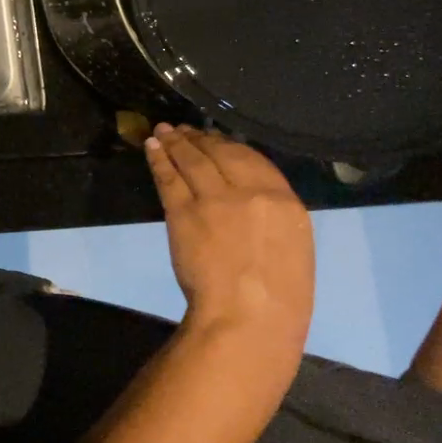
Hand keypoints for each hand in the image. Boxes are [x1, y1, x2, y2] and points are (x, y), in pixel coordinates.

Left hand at [145, 125, 313, 348]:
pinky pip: (167, 176)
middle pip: (218, 153)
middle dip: (198, 139)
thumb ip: (269, 211)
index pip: (252, 159)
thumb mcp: (290, 242)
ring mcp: (212, 199)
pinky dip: (157, 159)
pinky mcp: (181, 210)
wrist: (249, 313)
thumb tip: (245, 191)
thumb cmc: (278, 290)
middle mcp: (249, 193)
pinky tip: (151, 148)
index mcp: (285, 202)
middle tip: (182, 130)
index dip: (227, 144)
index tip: (213, 137)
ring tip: (163, 132)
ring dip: (173, 142)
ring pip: (189, 159)